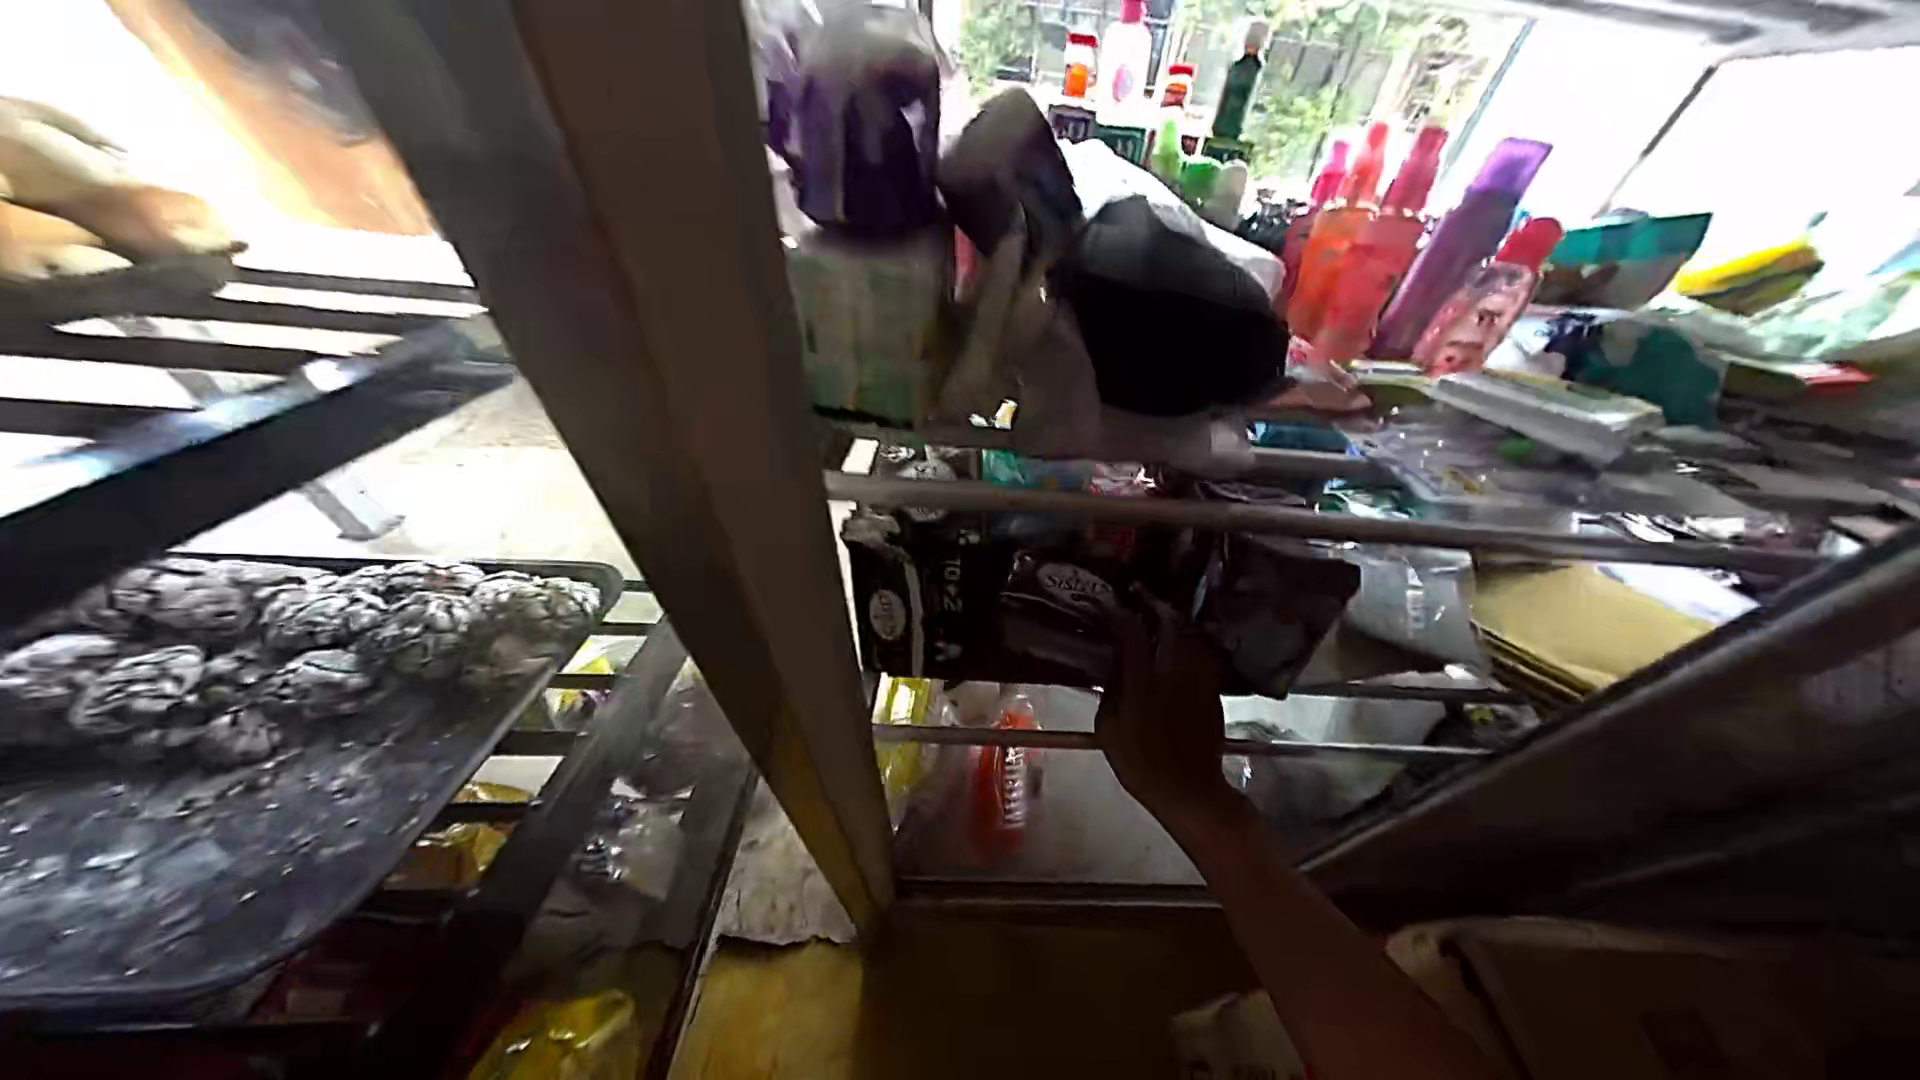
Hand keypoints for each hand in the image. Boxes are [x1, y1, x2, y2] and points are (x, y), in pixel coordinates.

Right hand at [1097, 594, 1244, 827]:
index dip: (1121, 615)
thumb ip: (1111, 691)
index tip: (1113, 606)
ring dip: (1176, 623)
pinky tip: (1181, 647)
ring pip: (1191, 636)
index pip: (1132, 634)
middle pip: (1171, 624)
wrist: (1189, 790)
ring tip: (1163, 619)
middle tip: (1143, 600)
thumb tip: (1117, 665)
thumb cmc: (1139, 762)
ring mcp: (1198, 680)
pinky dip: (1190, 644)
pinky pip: (1202, 655)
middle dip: (1157, 607)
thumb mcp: (1108, 728)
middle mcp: (1174, 672)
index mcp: (1143, 682)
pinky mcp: (1213, 690)